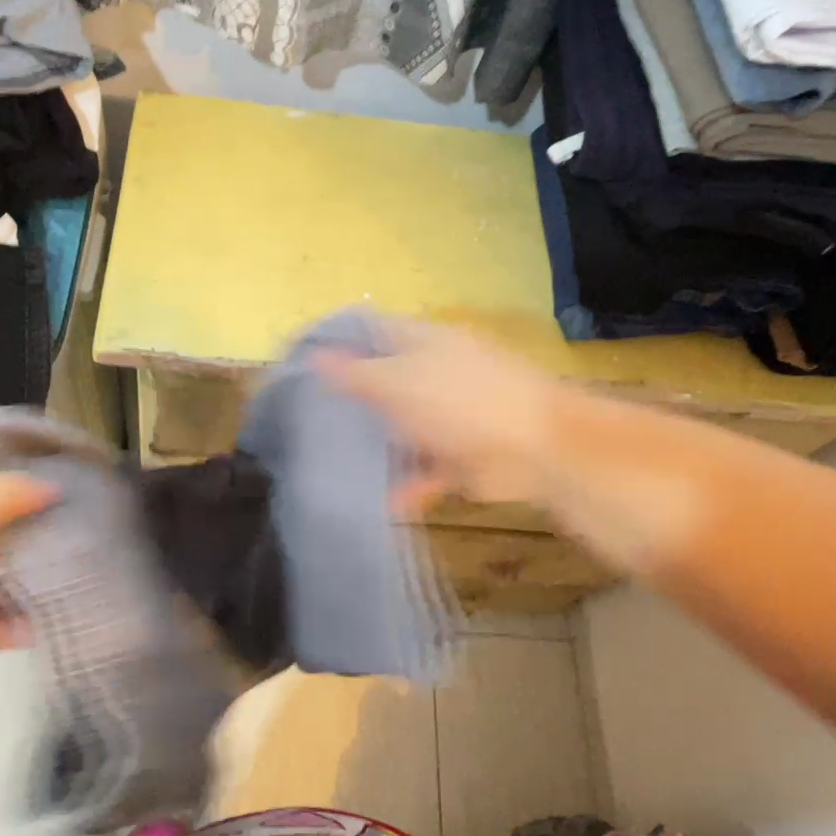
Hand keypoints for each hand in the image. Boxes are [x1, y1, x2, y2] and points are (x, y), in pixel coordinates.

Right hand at [319, 319, 560, 508]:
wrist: (536, 448)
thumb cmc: (461, 401)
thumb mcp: (398, 383)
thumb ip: (355, 374)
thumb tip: (315, 356)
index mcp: (422, 342)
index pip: (371, 331)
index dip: (336, 344)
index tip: (299, 366)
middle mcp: (434, 373)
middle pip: (385, 381)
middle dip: (351, 401)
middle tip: (307, 421)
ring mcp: (450, 415)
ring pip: (403, 429)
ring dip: (377, 447)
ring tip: (333, 464)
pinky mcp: (463, 455)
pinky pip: (425, 469)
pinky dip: (406, 485)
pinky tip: (379, 503)